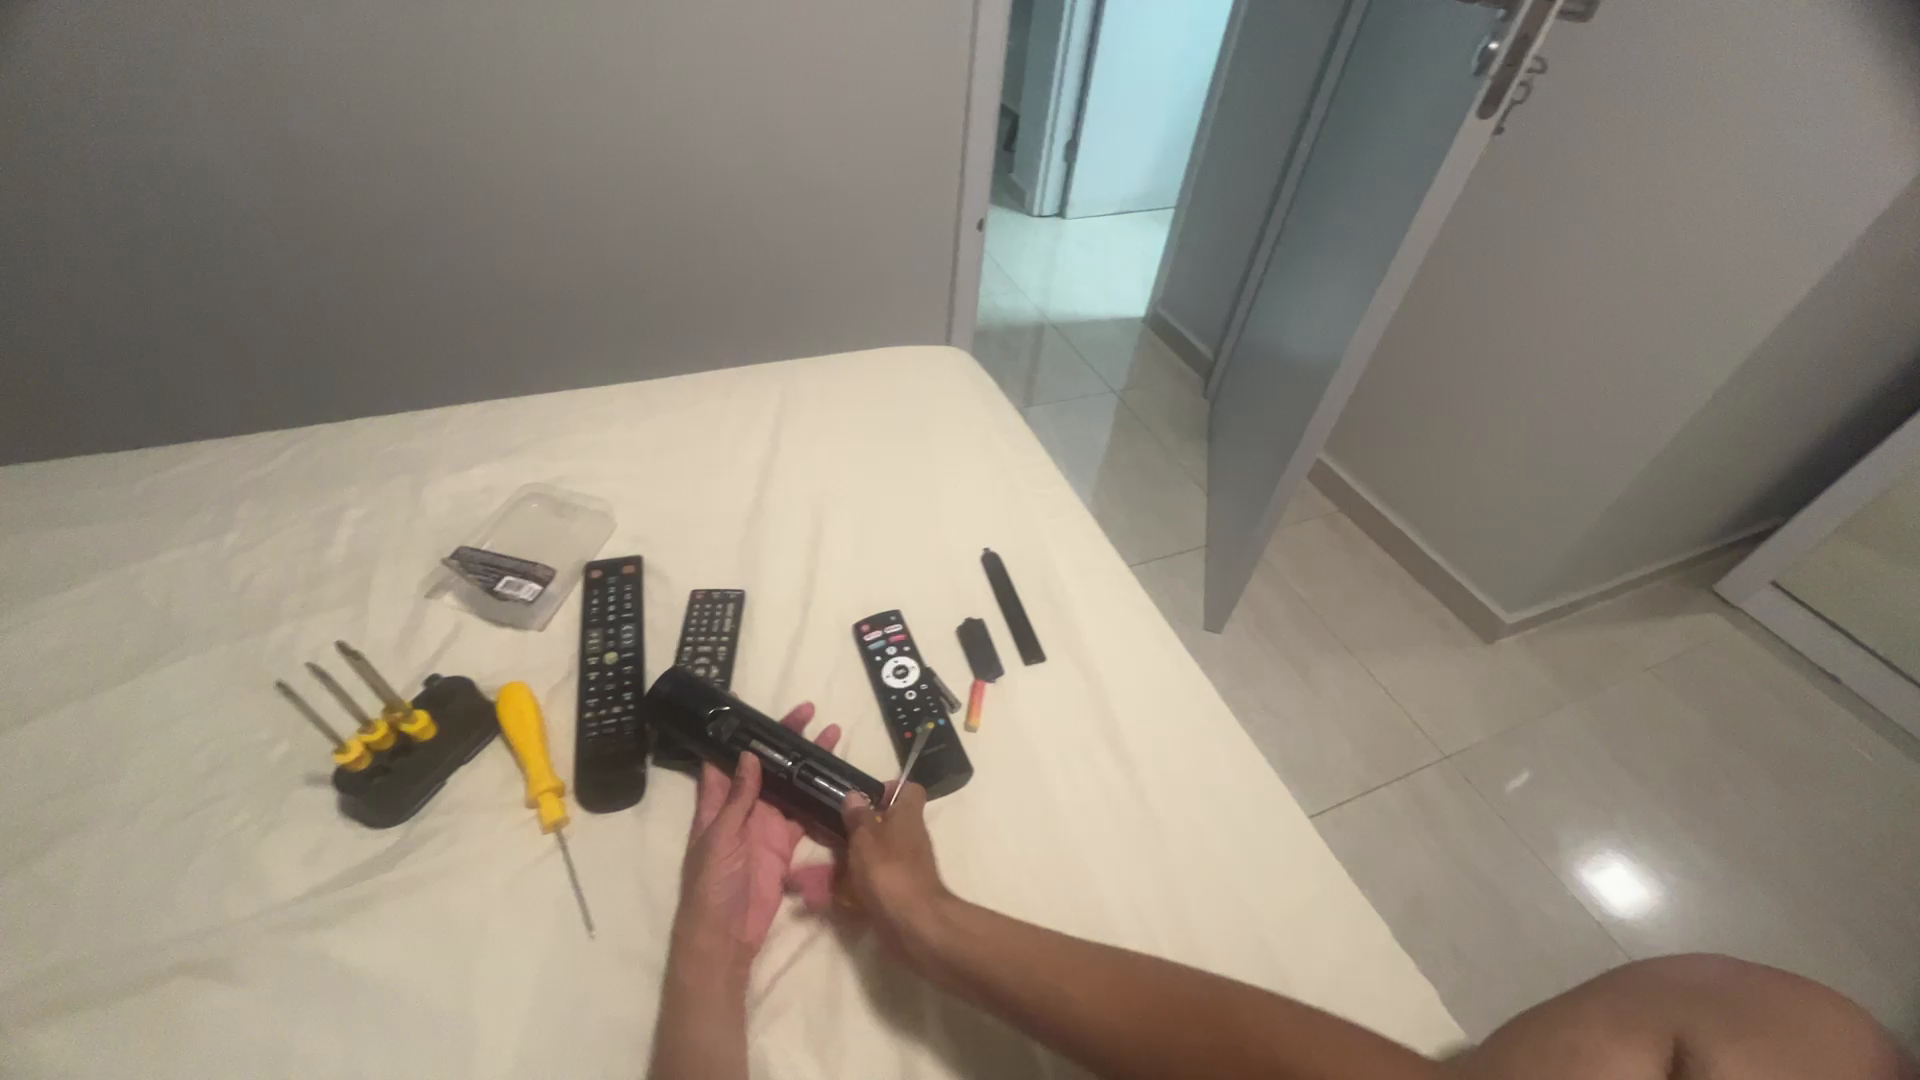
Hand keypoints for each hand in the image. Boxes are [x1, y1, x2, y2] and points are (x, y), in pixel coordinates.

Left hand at [672, 703, 840, 969]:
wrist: (725, 939)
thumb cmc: (711, 887)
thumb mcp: (719, 839)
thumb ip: (737, 799)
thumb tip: (749, 755)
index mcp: (717, 803)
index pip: (728, 758)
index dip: (742, 732)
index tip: (760, 709)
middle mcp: (743, 808)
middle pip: (766, 766)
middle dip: (786, 740)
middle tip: (810, 713)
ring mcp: (766, 826)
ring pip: (789, 786)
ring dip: (807, 764)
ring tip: (833, 737)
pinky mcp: (784, 846)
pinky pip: (804, 816)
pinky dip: (819, 799)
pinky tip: (836, 782)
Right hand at [789, 781, 955, 971]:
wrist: (912, 923)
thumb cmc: (888, 870)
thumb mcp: (865, 837)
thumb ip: (858, 816)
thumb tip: (855, 795)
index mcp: (908, 816)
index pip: (909, 790)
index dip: (889, 789)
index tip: (864, 799)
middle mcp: (912, 837)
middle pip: (889, 823)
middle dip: (862, 828)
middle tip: (836, 833)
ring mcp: (907, 866)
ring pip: (879, 854)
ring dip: (856, 858)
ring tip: (828, 865)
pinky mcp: (900, 891)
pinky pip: (876, 880)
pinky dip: (858, 884)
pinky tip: (834, 893)